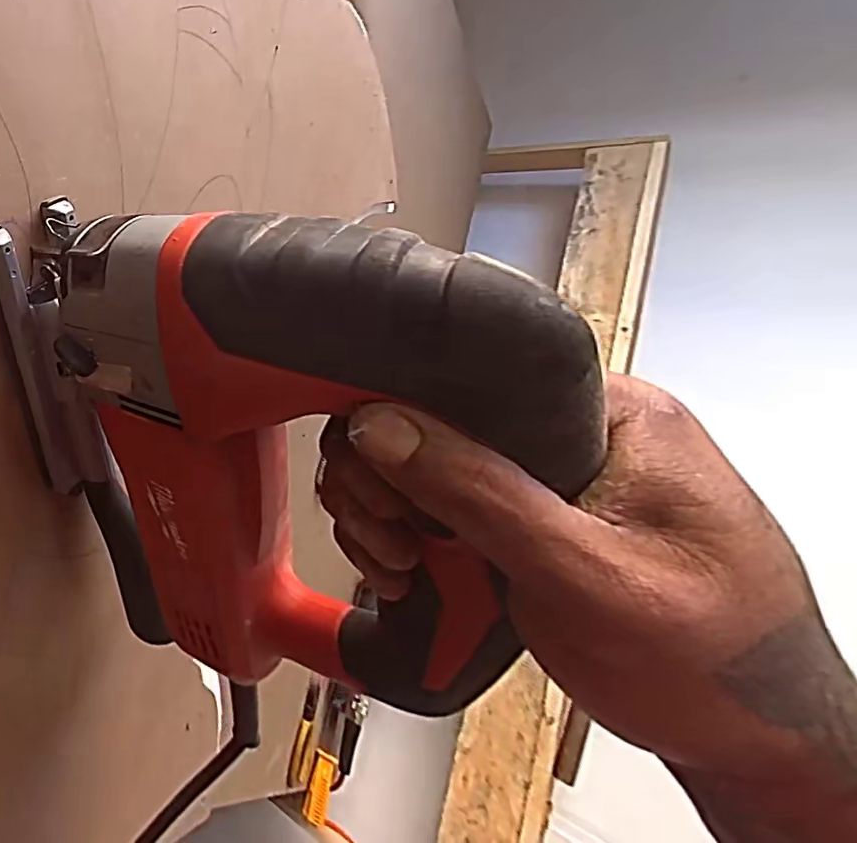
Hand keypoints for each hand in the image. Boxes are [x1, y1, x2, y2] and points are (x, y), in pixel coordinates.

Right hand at [319, 376, 856, 794]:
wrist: (746, 738)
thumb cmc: (718, 667)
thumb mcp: (592, 577)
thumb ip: (483, 494)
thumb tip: (381, 426)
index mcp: (606, 415)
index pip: (456, 380)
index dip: (394, 421)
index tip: (381, 482)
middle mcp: (554, 431)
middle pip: (409, 419)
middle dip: (376, 481)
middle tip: (389, 531)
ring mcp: (521, 470)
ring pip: (394, 458)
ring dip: (373, 512)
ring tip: (398, 560)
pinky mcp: (495, 504)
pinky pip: (406, 495)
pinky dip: (383, 531)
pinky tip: (404, 567)